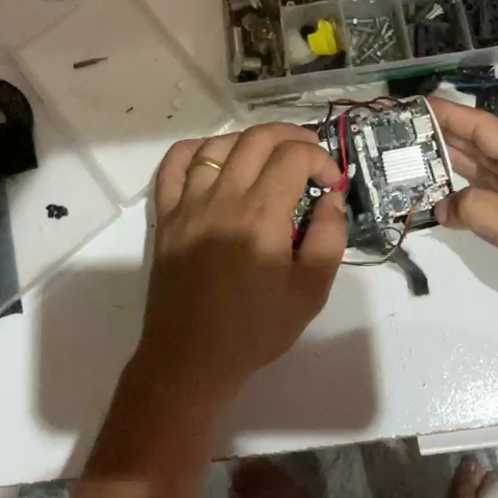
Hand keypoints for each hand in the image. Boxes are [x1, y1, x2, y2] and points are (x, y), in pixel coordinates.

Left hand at [137, 124, 347, 401]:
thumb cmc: (255, 330)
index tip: (331, 184)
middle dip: (291, 136)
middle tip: (309, 155)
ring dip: (250, 140)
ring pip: (218, 145)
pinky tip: (216, 157)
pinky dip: (196, 150)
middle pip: (258, 138)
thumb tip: (332, 199)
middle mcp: (224, 199)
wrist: (191, 360)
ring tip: (269, 155)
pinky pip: (174, 165)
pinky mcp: (166, 216)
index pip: (294, 156)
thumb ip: (329, 239)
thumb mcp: (310, 293)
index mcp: (261, 216)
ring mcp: (189, 204)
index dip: (321, 159)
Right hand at [430, 97, 497, 317]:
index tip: (417, 105)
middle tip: (403, 134)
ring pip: (480, 172)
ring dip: (450, 165)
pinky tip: (444, 203)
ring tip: (414, 162)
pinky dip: (463, 198)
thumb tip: (441, 206)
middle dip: (443, 135)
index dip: (450, 113)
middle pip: (478, 146)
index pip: (482, 127)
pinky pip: (487, 199)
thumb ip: (477, 210)